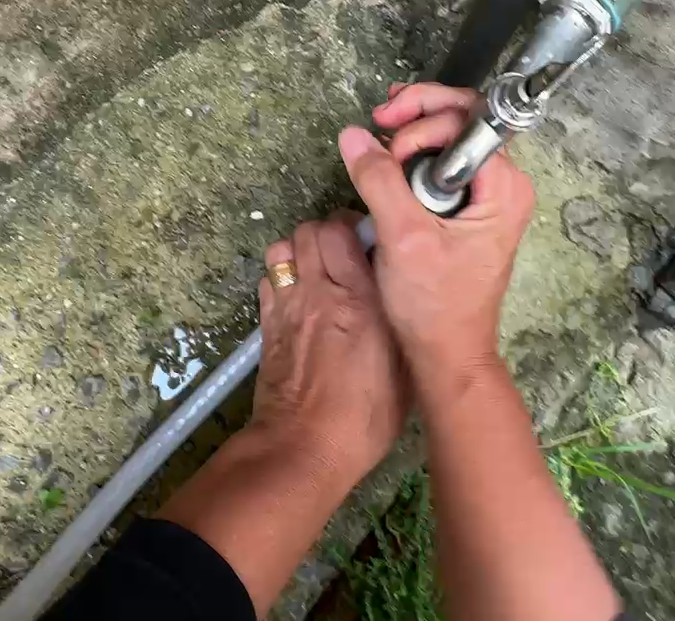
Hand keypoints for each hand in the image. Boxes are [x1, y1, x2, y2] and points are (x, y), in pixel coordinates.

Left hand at [247, 212, 410, 483]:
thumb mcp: (405, 371)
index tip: (367, 241)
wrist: (302, 448)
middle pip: (309, 230)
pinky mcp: (266, 324)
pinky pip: (269, 279)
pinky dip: (281, 277)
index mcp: (358, 298)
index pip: (341, 230)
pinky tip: (297, 296)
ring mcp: (287, 305)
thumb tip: (408, 295)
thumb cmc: (365, 417)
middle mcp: (319, 291)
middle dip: (326, 232)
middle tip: (344, 252)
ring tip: (317, 269)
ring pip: (282, 248)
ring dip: (299, 251)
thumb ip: (404, 323)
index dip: (353, 226)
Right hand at [337, 83, 535, 390]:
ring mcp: (486, 195)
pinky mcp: (467, 207)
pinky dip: (414, 151)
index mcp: (503, 187)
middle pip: (462, 119)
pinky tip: (387, 155)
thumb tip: (352, 135)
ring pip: (450, 137)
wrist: (446, 353)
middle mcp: (503, 184)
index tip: (388, 144)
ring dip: (412, 128)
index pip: (467, 119)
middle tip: (378, 121)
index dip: (424, 120)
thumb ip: (379, 181)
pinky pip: (442, 161)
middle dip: (418, 113)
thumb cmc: (434, 304)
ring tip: (378, 134)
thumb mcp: (403, 238)